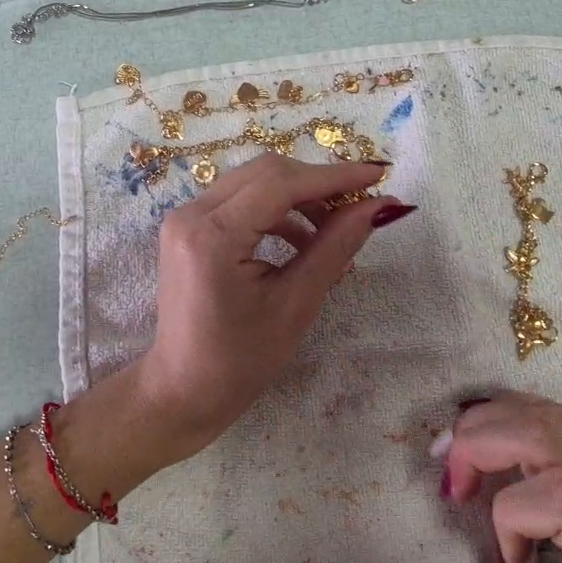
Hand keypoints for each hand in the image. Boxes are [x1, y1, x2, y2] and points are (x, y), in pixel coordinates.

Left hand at [130, 154, 414, 463]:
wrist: (183, 389)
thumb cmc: (240, 360)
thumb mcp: (296, 304)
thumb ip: (335, 246)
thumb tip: (378, 207)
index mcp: (212, 235)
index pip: (279, 184)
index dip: (333, 176)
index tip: (378, 176)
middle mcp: (191, 213)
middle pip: (266, 173)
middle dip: (317, 183)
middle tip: (361, 203)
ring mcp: (185, 216)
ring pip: (253, 181)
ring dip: (298, 197)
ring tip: (334, 232)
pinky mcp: (189, 226)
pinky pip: (240, 200)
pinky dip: (275, 210)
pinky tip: (302, 241)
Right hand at [442, 393, 561, 562]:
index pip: (505, 506)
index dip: (503, 540)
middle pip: (486, 432)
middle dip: (461, 459)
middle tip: (454, 493)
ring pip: (498, 407)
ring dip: (470, 431)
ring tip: (454, 458)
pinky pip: (518, 402)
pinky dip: (492, 414)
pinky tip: (485, 435)